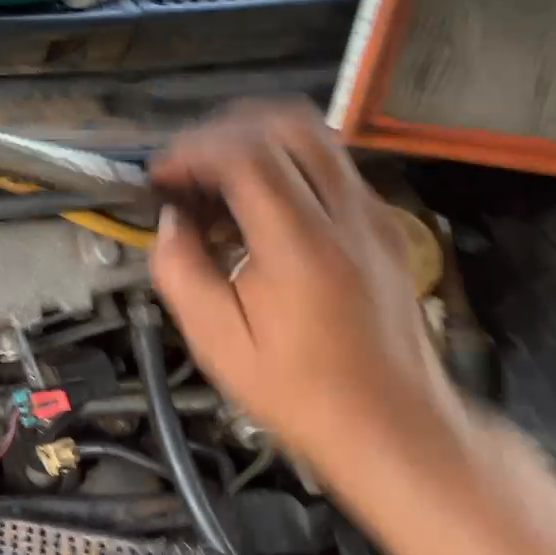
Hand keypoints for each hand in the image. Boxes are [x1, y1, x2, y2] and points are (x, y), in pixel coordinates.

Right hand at [147, 100, 464, 471]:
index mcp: (301, 247)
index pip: (245, 156)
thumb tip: (172, 221)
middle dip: (223, 131)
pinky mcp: (383, 228)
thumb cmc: (298, 390)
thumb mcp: (217, 340)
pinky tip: (254, 203)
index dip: (191, 152)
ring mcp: (374, 218)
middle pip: (287, 126)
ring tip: (215, 175)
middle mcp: (347, 218)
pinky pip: (331, 165)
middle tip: (187, 164)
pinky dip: (284, 163)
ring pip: (315, 136)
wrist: (394, 429)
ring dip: (255, 140)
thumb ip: (181, 269)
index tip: (161, 175)